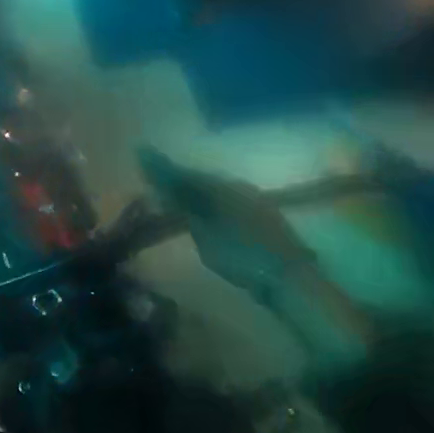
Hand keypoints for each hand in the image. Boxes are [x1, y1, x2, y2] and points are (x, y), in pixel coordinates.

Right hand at [137, 146, 318, 293]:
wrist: (289, 276)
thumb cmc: (243, 256)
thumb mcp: (206, 235)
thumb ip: (188, 210)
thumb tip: (167, 190)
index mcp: (223, 188)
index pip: (188, 175)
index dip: (165, 168)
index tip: (144, 157)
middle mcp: (239, 187)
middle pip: (203, 180)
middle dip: (180, 178)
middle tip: (158, 177)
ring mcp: (254, 201)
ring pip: (218, 190)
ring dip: (197, 190)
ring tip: (178, 194)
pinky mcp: (263, 216)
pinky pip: (229, 200)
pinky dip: (212, 202)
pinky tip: (206, 210)